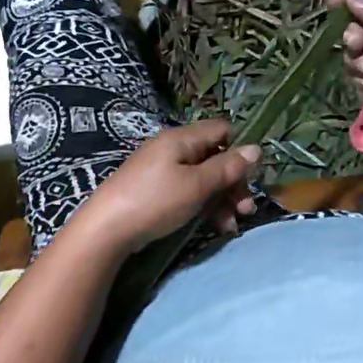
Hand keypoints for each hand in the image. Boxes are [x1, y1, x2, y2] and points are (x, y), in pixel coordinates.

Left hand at [67, 120, 260, 254]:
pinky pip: (191, 193)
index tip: (252, 175)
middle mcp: (174, 150)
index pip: (222, 130)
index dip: (240, 149)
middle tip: (246, 209)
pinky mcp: (158, 192)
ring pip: (206, 179)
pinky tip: (216, 227)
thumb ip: (228, 167)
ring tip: (232, 224)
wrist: (105, 231)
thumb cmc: (155, 201)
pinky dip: (206, 208)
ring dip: (224, 200)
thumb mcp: (197, 184)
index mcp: (183, 139)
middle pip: (217, 158)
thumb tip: (256, 149)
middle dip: (235, 183)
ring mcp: (164, 171)